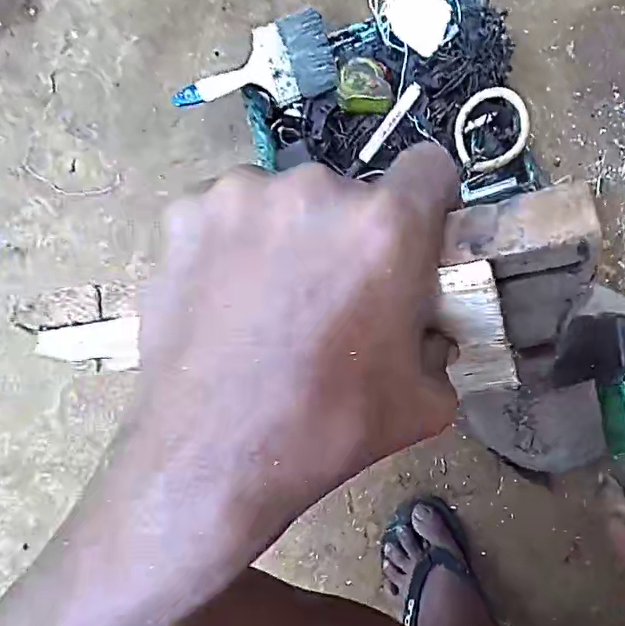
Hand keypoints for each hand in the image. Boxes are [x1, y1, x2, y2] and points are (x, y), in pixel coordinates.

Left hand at [114, 143, 462, 565]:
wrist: (214, 459)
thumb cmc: (330, 428)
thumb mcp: (424, 400)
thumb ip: (440, 343)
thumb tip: (426, 330)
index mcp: (386, 227)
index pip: (431, 167)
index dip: (430, 204)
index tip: (415, 240)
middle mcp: (315, 191)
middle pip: (355, 195)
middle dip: (355, 236)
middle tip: (337, 297)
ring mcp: (240, 196)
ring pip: (289, 202)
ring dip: (294, 237)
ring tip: (274, 302)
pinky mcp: (184, 215)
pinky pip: (230, 216)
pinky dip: (236, 244)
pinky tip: (229, 299)